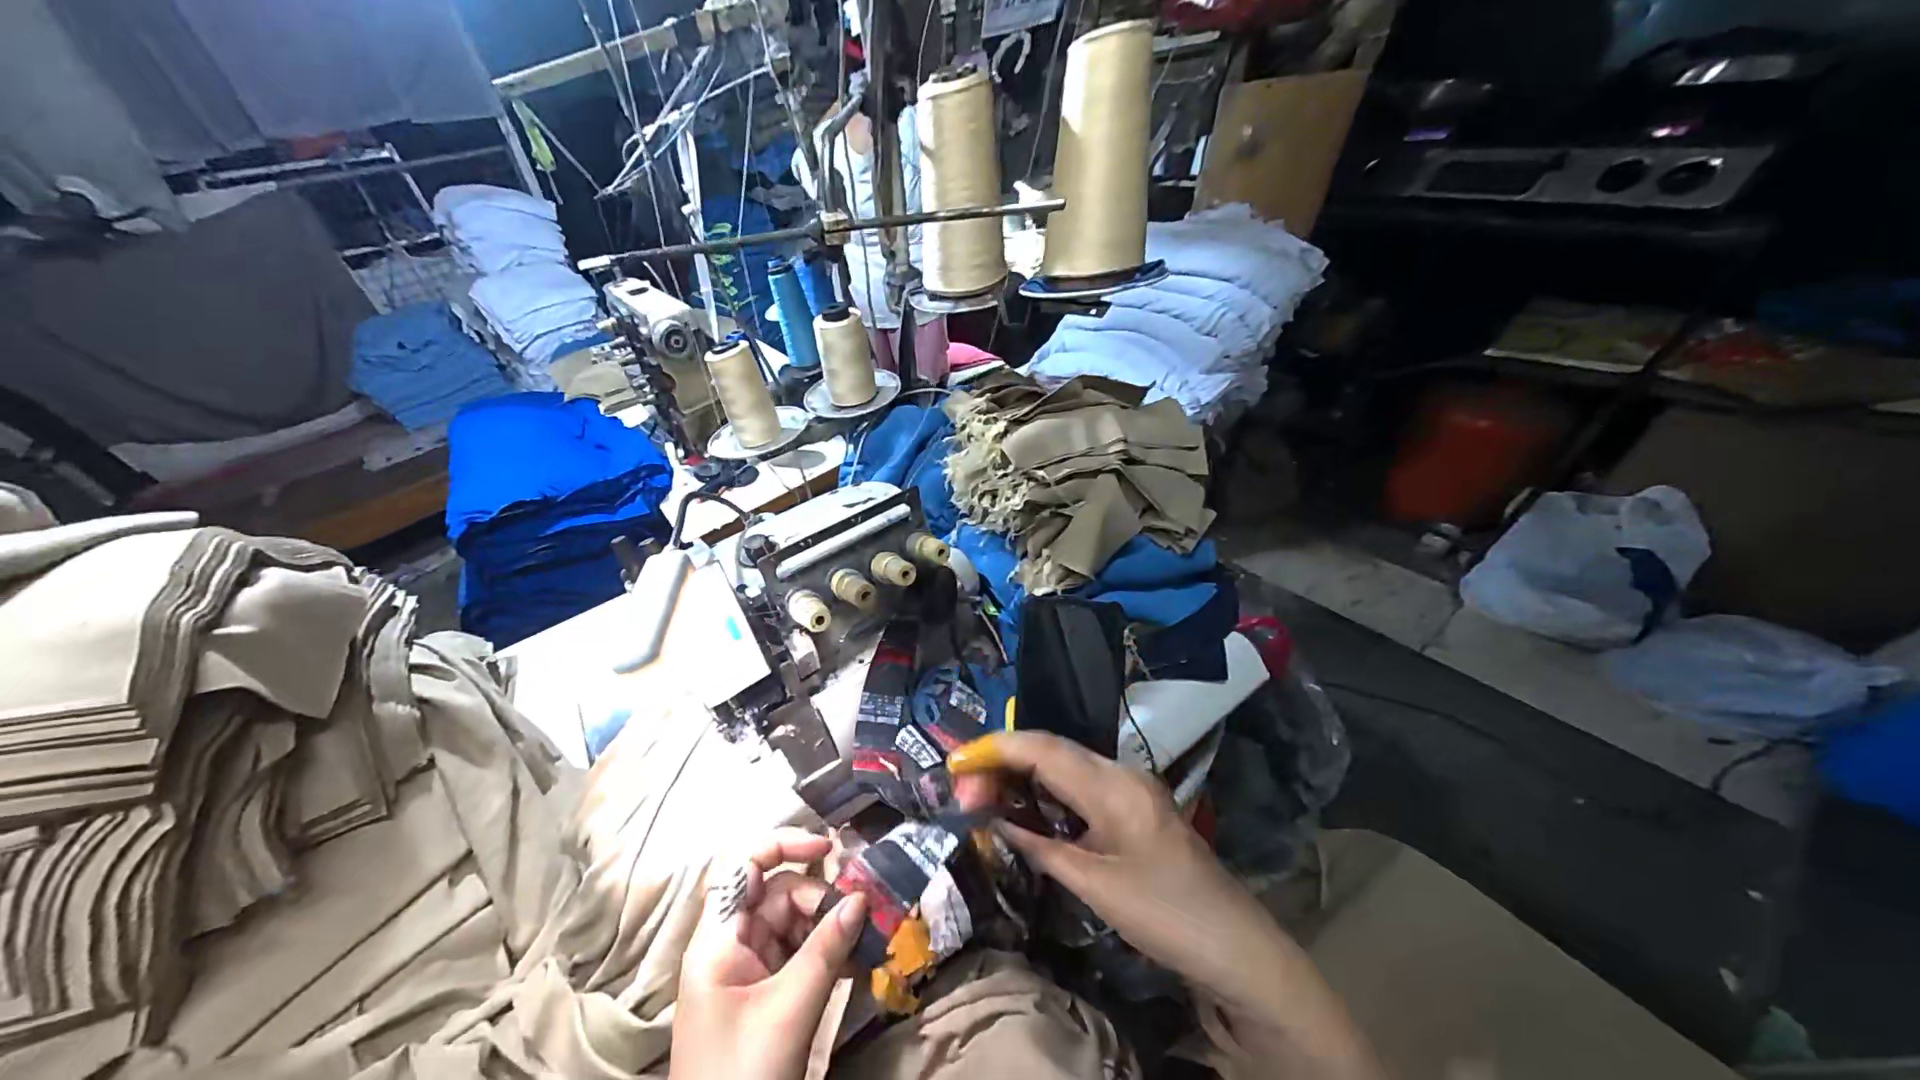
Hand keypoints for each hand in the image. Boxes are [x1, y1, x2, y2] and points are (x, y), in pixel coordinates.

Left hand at [670, 829, 866, 1079]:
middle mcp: (729, 946)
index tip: (830, 849)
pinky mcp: (764, 995)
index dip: (783, 845)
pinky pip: (798, 955)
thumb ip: (827, 948)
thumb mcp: (790, 1008)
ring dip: (828, 927)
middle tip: (860, 914)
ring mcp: (747, 972)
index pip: (742, 866)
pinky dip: (826, 953)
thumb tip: (862, 897)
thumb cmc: (743, 1073)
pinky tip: (853, 963)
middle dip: (820, 897)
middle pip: (776, 894)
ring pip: (792, 924)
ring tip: (863, 940)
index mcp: (717, 940)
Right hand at [951, 732, 1383, 1079]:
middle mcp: (1122, 774)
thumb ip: (1039, 845)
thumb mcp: (1092, 884)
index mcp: (1112, 785)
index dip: (995, 749)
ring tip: (986, 792)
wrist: (1237, 949)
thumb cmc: (1164, 915)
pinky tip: (1030, 807)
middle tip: (965, 787)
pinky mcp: (1137, 809)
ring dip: (1025, 774)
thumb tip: (995, 818)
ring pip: (1067, 766)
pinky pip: (1083, 785)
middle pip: (1053, 750)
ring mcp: (1133, 789)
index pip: (1043, 748)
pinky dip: (1049, 791)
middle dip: (1005, 761)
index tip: (956, 763)